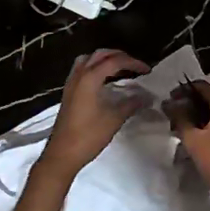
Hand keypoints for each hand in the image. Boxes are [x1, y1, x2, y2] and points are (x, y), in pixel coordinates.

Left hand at [38, 49, 150, 177]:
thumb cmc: (88, 136)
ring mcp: (71, 83)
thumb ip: (132, 104)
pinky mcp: (68, 92)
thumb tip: (147, 96)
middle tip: (135, 66)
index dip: (133, 63)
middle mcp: (79, 75)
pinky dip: (95, 67)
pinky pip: (82, 69)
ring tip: (120, 68)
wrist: (62, 155)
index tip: (147, 70)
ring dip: (105, 59)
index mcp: (90, 78)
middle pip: (100, 54)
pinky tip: (104, 80)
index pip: (115, 61)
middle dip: (119, 56)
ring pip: (89, 59)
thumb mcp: (114, 119)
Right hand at [168, 80, 209, 209]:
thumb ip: (180, 118)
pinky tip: (198, 136)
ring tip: (182, 127)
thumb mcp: (193, 141)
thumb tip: (168, 104)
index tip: (169, 99)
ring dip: (199, 115)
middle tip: (173, 115)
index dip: (184, 89)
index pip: (202, 86)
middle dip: (190, 104)